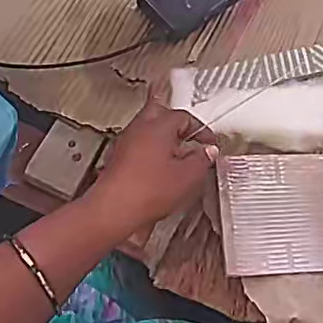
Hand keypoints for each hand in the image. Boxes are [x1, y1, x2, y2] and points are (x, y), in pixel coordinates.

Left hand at [82, 91, 217, 233]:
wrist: (113, 210)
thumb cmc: (144, 191)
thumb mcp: (188, 177)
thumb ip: (202, 160)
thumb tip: (207, 153)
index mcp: (159, 126)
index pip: (184, 117)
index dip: (200, 129)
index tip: (208, 142)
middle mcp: (139, 128)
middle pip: (160, 112)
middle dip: (177, 124)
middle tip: (190, 136)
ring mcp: (125, 142)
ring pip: (146, 128)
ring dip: (162, 136)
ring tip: (176, 155)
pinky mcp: (116, 157)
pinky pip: (137, 145)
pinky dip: (149, 150)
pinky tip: (157, 169)